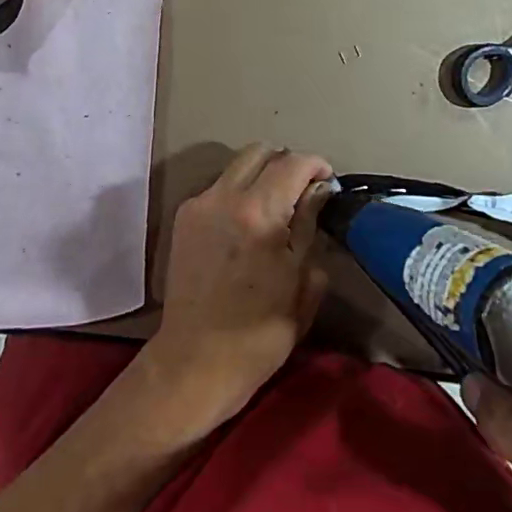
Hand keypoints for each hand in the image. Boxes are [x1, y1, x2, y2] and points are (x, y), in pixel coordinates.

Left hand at [145, 144, 332, 427]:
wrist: (196, 359)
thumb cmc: (261, 332)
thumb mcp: (302, 281)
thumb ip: (309, 224)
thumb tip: (319, 190)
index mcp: (258, 212)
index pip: (292, 164)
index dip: (317, 165)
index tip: (329, 181)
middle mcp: (223, 197)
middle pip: (259, 152)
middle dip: (287, 162)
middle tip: (304, 190)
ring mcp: (198, 205)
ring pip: (235, 167)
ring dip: (260, 175)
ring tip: (277, 206)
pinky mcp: (182, 219)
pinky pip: (217, 188)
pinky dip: (238, 192)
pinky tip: (248, 223)